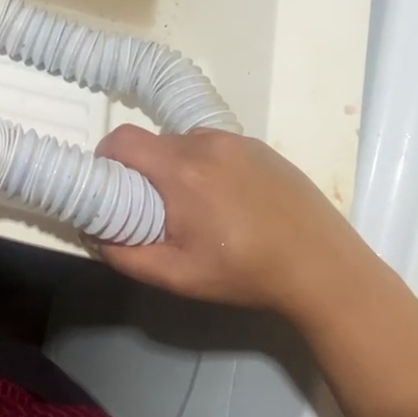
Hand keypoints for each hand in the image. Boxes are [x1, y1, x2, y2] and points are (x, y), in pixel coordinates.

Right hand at [95, 125, 377, 316]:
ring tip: (196, 206)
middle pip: (153, 143)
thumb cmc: (246, 274)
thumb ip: (125, 255)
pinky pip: (216, 147)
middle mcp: (206, 145)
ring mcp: (237, 142)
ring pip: (184, 143)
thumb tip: (93, 234)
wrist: (325, 270)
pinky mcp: (262, 147)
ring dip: (176, 167)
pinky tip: (228, 200)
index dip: (106, 157)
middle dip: (144, 170)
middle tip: (155, 208)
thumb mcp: (178, 276)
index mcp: (181, 172)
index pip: (122, 140)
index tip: (109, 184)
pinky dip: (208, 166)